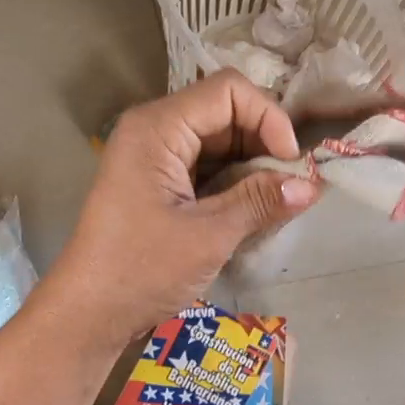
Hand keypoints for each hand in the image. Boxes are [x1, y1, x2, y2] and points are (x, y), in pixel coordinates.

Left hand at [47, 69, 321, 343]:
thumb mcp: (209, 236)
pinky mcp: (161, 189)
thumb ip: (259, 203)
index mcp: (159, 128)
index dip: (269, 118)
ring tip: (280, 204)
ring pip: (220, 146)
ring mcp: (157, 162)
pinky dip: (236, 188)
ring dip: (254, 170)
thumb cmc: (143, 270)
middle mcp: (156, 133)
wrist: (92, 312)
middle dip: (265, 145)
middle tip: (293, 188)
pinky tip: (257, 214)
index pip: (228, 91)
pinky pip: (208, 173)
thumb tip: (312, 186)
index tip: (292, 165)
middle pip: (225, 114)